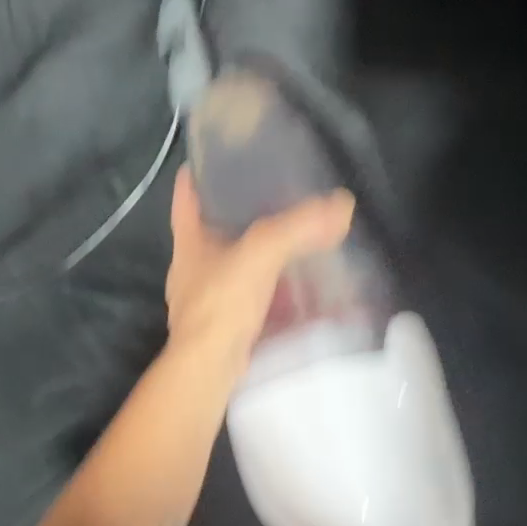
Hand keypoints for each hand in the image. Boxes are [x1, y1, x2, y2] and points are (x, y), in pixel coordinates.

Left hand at [164, 166, 353, 371]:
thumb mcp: (260, 253)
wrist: (210, 368)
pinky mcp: (223, 326)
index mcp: (188, 242)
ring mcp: (205, 299)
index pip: (187, 196)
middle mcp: (191, 267)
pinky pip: (250, 299)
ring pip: (233, 266)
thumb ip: (298, 228)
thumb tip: (340, 204)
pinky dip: (271, 292)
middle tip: (271, 197)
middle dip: (238, 215)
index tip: (216, 157)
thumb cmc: (222, 303)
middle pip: (211, 230)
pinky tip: (295, 288)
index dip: (199, 174)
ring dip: (257, 256)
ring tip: (290, 239)